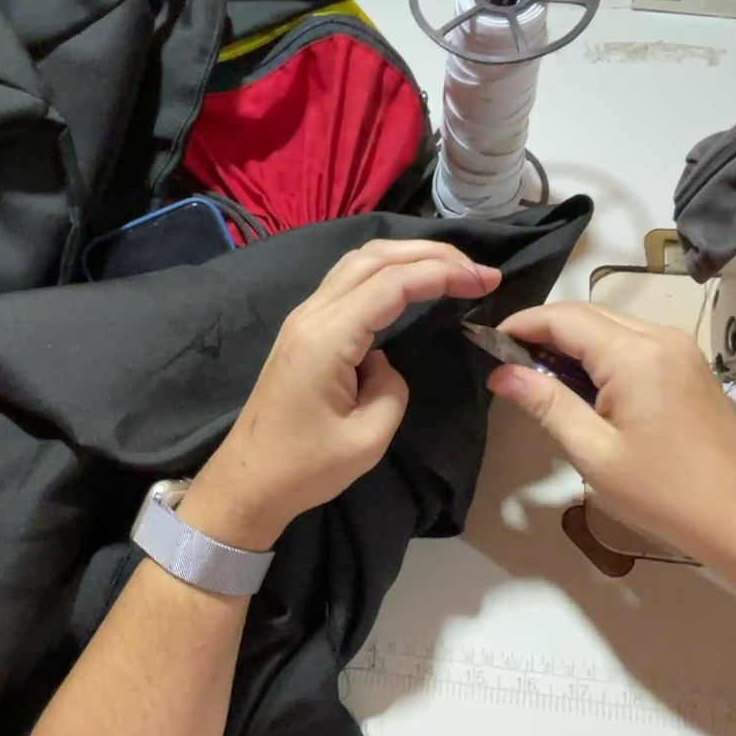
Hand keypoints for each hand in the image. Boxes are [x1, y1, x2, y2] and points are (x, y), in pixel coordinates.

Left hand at [181, 240, 501, 551]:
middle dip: (431, 254)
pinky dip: (384, 274)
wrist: (249, 481)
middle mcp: (312, 315)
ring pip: (358, 263)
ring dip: (407, 257)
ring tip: (451, 269)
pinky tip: (410, 285)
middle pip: (374, 257)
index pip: (393, 283)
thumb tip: (384, 362)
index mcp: (327, 337)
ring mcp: (303, 319)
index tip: (486, 280)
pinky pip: (346, 284)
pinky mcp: (302, 331)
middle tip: (477, 270)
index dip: (444, 274)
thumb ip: (392, 388)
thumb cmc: (305, 468)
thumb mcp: (367, 439)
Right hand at [487, 302, 735, 566]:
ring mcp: (680, 348)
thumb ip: (546, 404)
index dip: (521, 324)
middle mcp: (659, 337)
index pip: (564, 318)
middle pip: (587, 313)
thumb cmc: (662, 492)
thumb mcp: (593, 452)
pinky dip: (599, 351)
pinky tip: (582, 382)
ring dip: (571, 340)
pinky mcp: (688, 365)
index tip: (486, 344)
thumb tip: (500, 373)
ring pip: (610, 324)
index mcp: (634, 355)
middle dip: (543, 330)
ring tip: (538, 375)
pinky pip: (633, 341)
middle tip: (506, 362)